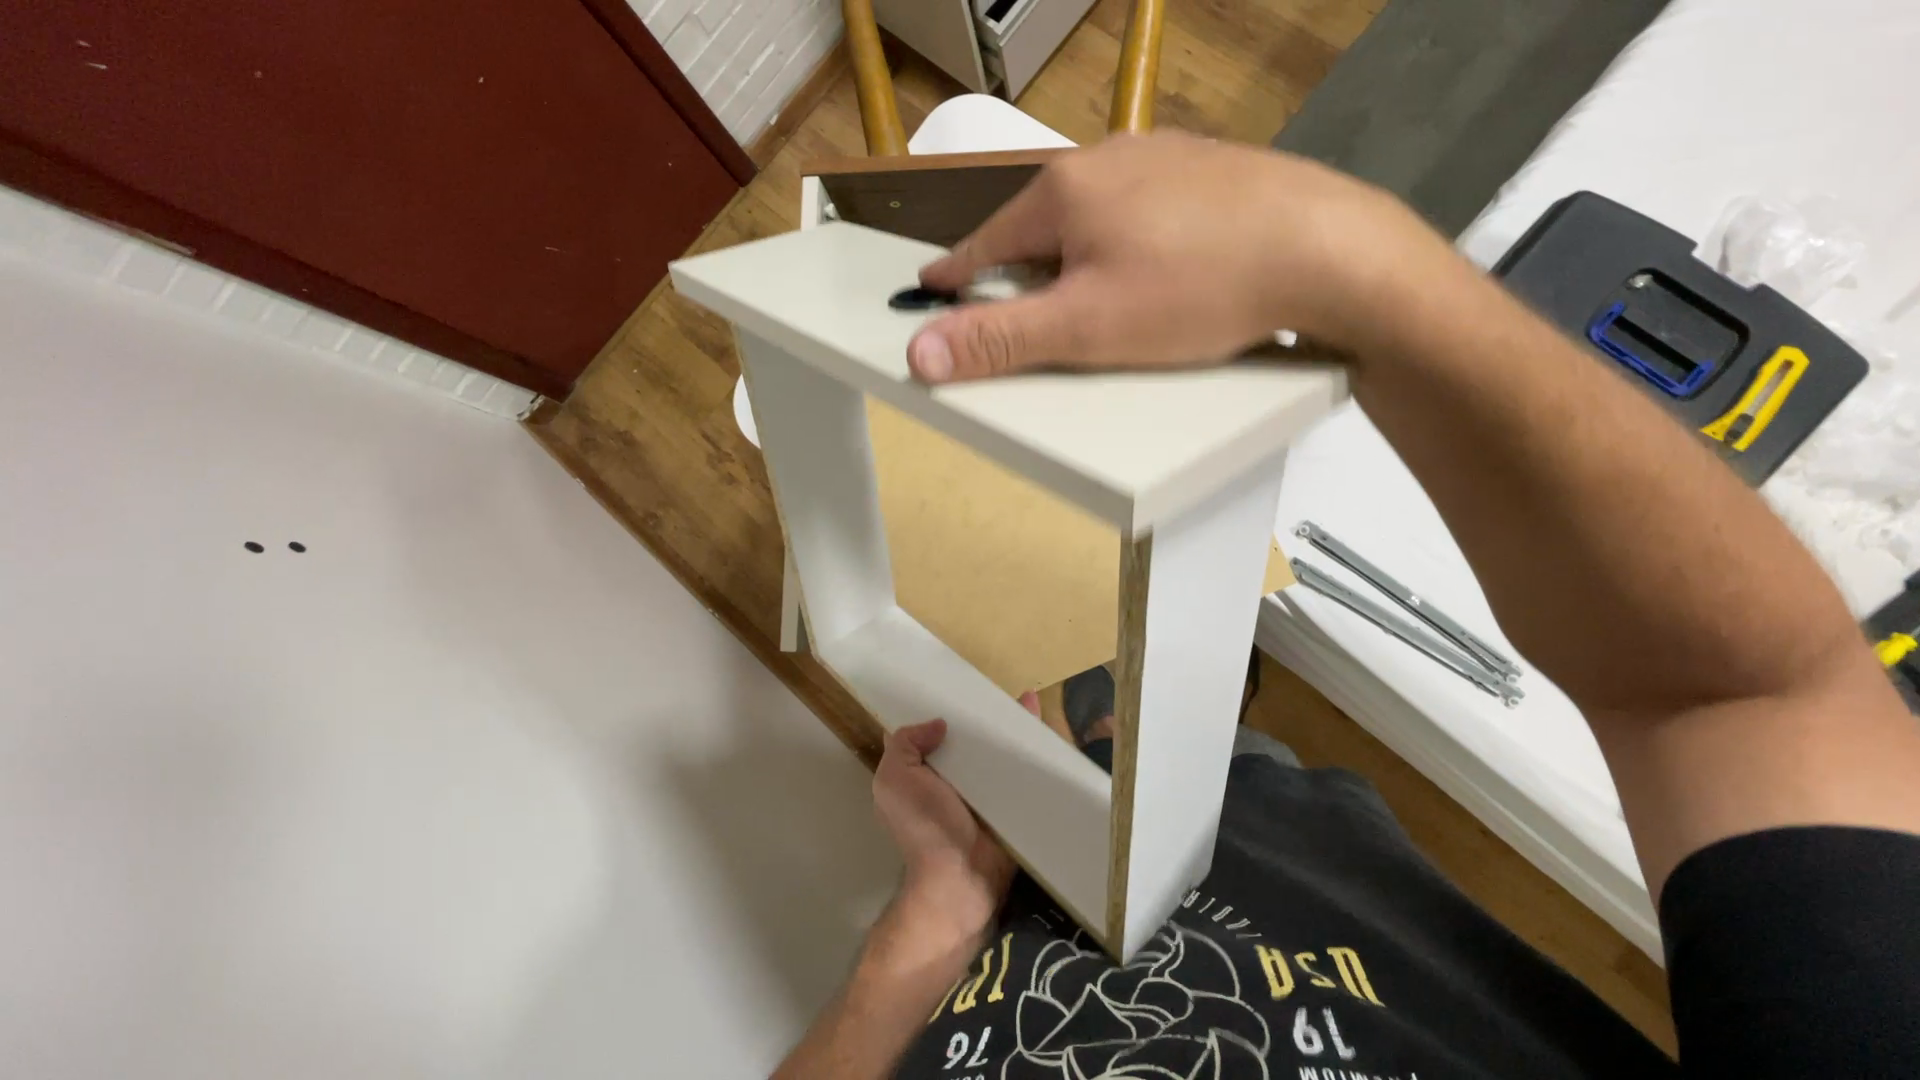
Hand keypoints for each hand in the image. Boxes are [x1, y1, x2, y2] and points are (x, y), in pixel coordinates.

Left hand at [872, 705, 1029, 946]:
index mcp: (919, 773)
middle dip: (981, 714)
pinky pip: (1023, 772)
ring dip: (1013, 728)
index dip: (935, 708)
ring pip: (998, 751)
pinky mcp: (1011, 803)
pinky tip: (1050, 729)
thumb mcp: (894, 780)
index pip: (925, 733)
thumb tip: (938, 724)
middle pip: (967, 738)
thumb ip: (904, 745)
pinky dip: (1035, 753)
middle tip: (1000, 686)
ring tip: (1030, 698)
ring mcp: (983, 791)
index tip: (951, 681)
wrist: (963, 878)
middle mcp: (950, 780)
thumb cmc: (923, 826)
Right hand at [908, 132, 1451, 382]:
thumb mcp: (1084, 327)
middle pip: (1041, 224)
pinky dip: (1133, 240)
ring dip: (1081, 253)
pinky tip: (1158, 268)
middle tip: (1023, 309)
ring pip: (1097, 214)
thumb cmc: (1195, 289)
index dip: (956, 273)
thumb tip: (918, 354)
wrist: (1325, 251)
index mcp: (1064, 192)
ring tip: (1092, 295)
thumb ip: (999, 340)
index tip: (932, 287)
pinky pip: (1148, 209)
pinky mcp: (1211, 170)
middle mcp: (1109, 158)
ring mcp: (1165, 157)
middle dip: (1025, 267)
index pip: (986, 241)